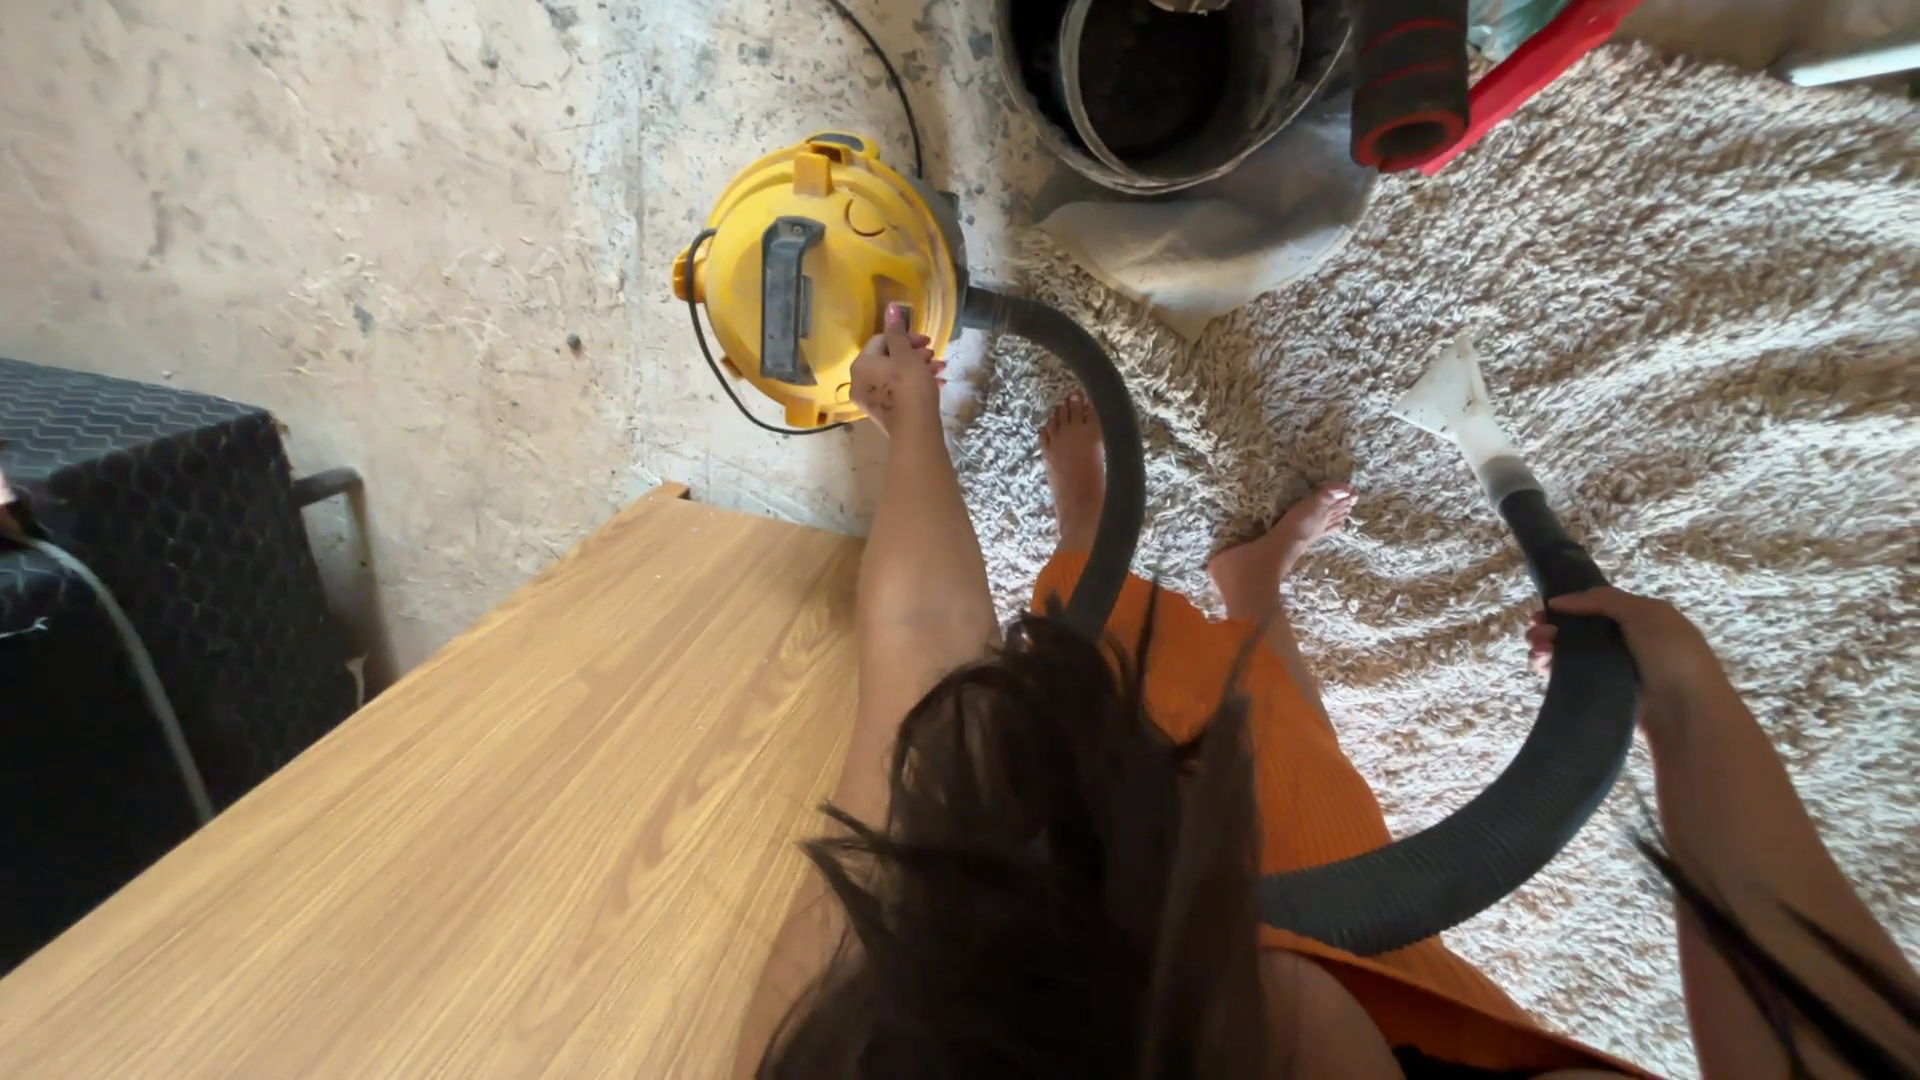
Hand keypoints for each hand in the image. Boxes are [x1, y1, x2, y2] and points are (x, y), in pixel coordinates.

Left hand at [850, 302, 944, 435]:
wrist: (916, 431)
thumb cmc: (910, 387)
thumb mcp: (906, 355)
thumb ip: (897, 332)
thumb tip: (890, 307)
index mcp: (861, 365)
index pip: (881, 340)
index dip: (905, 337)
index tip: (926, 341)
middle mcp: (860, 382)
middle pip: (889, 359)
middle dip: (915, 354)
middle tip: (933, 355)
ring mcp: (872, 400)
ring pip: (896, 376)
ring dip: (919, 369)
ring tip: (940, 369)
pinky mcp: (885, 413)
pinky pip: (898, 392)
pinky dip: (916, 385)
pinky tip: (937, 384)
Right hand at [1526, 586, 1733, 710]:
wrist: (1686, 710)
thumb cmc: (1672, 655)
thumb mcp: (1645, 613)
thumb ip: (1601, 599)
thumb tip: (1556, 601)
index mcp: (1637, 620)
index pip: (1592, 608)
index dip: (1566, 606)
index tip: (1545, 610)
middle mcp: (1620, 642)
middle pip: (1572, 629)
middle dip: (1548, 627)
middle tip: (1537, 632)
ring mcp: (1607, 667)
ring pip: (1563, 651)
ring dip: (1543, 645)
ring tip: (1537, 651)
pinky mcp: (1596, 689)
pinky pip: (1564, 673)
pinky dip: (1547, 666)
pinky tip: (1541, 665)